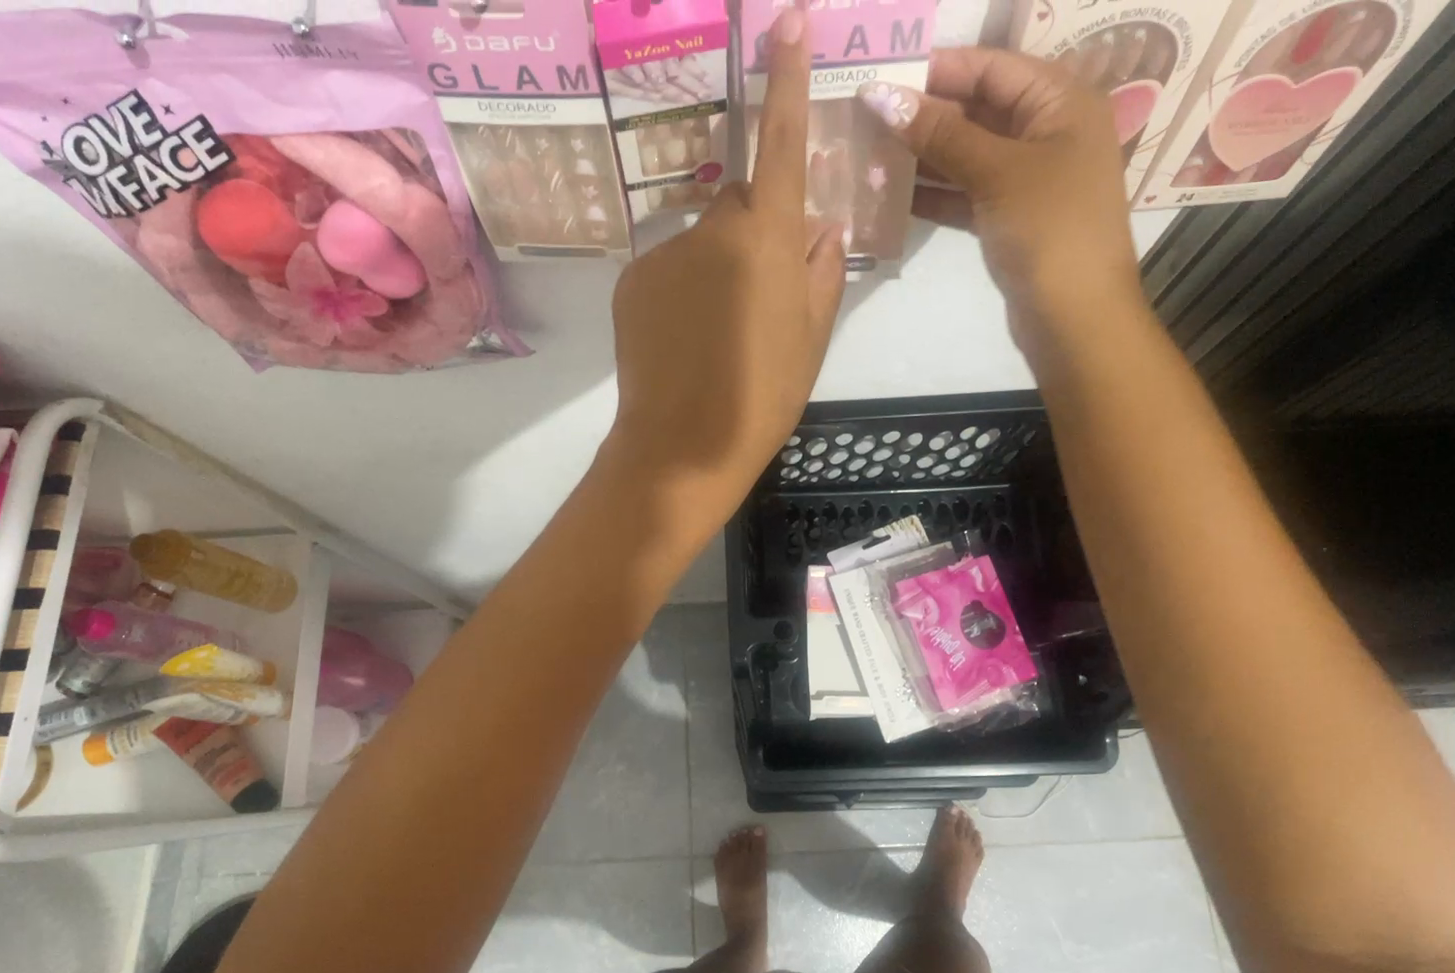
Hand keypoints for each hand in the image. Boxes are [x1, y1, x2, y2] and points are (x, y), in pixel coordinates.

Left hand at [607, 6, 846, 497]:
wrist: (681, 447)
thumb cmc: (764, 397)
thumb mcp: (812, 339)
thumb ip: (821, 273)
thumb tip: (823, 227)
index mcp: (770, 239)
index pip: (781, 143)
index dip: (784, 79)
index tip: (785, 19)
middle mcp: (712, 229)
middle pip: (740, 203)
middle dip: (756, 230)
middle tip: (762, 296)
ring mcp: (665, 253)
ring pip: (703, 240)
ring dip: (717, 267)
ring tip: (720, 334)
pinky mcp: (631, 280)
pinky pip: (668, 266)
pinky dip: (682, 289)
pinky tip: (686, 339)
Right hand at [855, 48, 1139, 342]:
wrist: (1076, 317)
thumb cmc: (1049, 229)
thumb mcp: (995, 172)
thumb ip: (939, 133)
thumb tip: (880, 95)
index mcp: (1061, 102)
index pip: (991, 68)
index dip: (936, 70)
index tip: (880, 77)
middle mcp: (1049, 131)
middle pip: (977, 108)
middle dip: (923, 114)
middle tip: (864, 116)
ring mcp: (1029, 178)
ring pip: (967, 153)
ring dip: (921, 155)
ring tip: (868, 152)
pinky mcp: (1010, 217)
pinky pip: (966, 192)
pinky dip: (933, 192)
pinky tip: (890, 194)